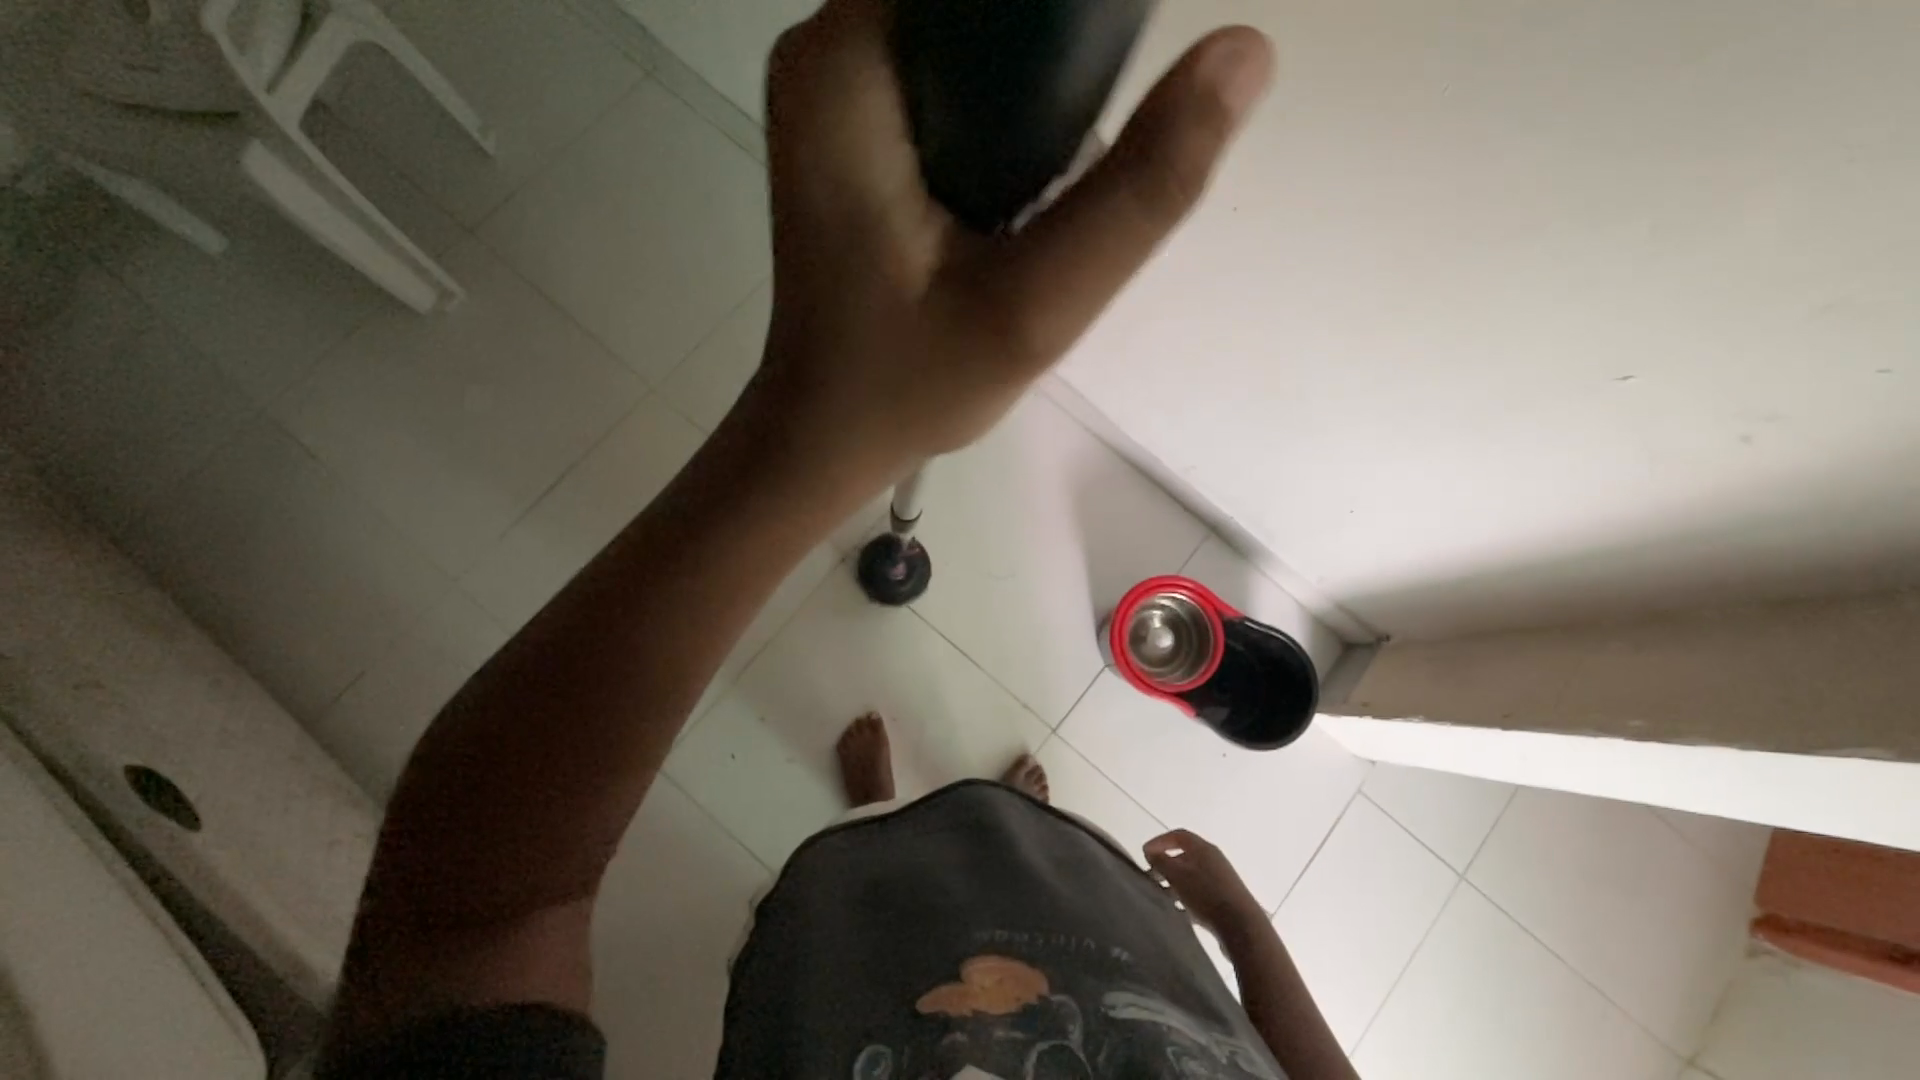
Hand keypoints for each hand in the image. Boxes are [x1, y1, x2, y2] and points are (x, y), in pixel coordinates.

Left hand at [751, 0, 1273, 480]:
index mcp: (849, 65)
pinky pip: (955, 77)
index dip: (1071, 21)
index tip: (1106, 95)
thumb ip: (1138, 192)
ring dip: (1036, 92)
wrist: (829, 428)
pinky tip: (1016, 189)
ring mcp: (837, 86)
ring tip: (1041, 192)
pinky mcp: (855, 123)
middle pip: (986, 10)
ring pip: (976, 39)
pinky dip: (1004, 116)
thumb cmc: (910, 383)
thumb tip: (1247, 50)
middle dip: (1058, 63)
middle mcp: (830, 51)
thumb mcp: (1035, 305)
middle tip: (1069, 171)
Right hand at [1145, 829, 1265, 937]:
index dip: (1160, 841)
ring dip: (1176, 881)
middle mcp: (1214, 859)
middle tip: (1151, 876)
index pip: (1178, 835)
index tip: (1145, 853)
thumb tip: (1150, 851)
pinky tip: (1180, 910)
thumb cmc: (1206, 895)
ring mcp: (1222, 879)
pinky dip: (1187, 895)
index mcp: (1204, 848)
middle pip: (1186, 855)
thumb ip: (1161, 861)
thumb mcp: (1177, 876)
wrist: (1242, 927)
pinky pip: (1201, 890)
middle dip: (1166, 863)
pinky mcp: (1226, 898)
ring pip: (1193, 874)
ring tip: (1162, 895)